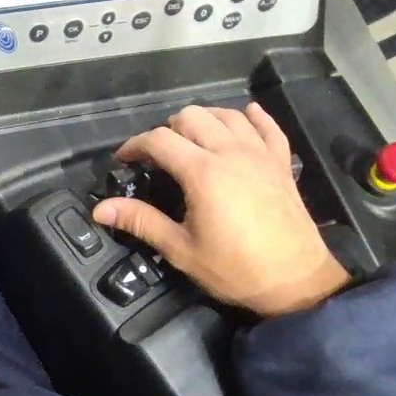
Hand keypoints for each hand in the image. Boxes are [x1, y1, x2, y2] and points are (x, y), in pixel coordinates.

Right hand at [93, 103, 351, 316]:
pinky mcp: (282, 163)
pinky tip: (244, 116)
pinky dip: (252, 117)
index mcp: (203, 173)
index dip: (135, 145)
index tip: (123, 160)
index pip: (160, 140)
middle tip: (157, 156)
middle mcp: (231, 153)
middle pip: (192, 117)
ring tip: (191, 139)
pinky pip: (268, 126)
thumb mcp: (181, 250)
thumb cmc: (234, 269)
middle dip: (168, 129)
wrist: (295, 280)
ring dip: (204, 119)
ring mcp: (260, 154)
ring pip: (227, 115)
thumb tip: (100, 209)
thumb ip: (142, 222)